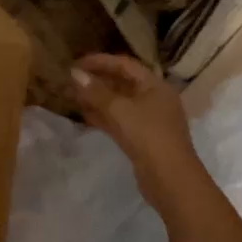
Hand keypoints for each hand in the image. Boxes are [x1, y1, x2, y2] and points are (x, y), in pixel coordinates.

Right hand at [72, 53, 203, 205]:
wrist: (171, 180)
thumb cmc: (148, 136)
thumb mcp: (119, 110)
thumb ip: (96, 91)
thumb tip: (74, 72)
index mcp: (155, 86)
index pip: (124, 65)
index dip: (99, 61)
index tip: (75, 62)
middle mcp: (154, 99)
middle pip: (122, 83)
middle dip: (96, 80)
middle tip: (70, 79)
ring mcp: (148, 120)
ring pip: (118, 103)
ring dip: (96, 98)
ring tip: (71, 95)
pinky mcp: (141, 138)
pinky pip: (118, 120)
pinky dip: (102, 115)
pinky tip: (83, 114)